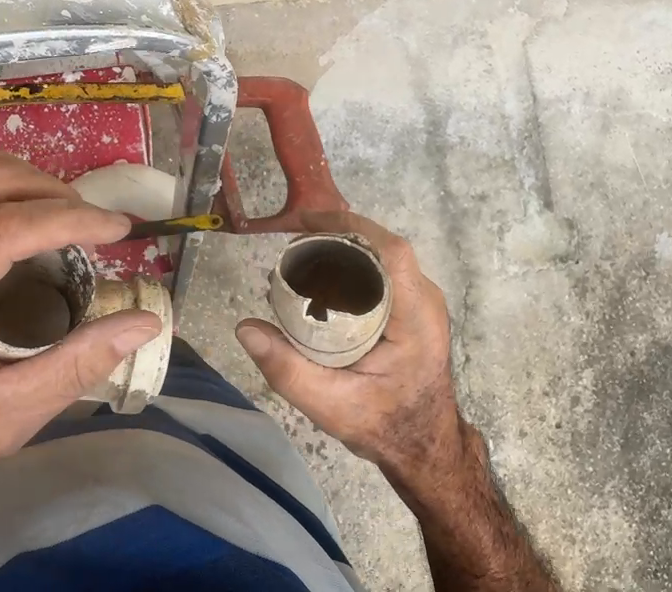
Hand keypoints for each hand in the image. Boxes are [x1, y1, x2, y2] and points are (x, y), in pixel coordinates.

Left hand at [0, 144, 161, 503]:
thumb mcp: (10, 418)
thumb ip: (76, 367)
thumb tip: (145, 323)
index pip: (2, 229)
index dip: (68, 218)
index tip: (119, 230)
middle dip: (58, 195)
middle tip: (99, 230)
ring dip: (34, 180)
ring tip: (69, 217)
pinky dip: (7, 181)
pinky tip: (31, 213)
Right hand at [235, 210, 462, 475]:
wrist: (426, 448)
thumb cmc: (386, 426)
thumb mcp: (332, 406)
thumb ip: (288, 370)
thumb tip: (245, 328)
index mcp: (416, 317)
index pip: (392, 252)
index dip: (351, 226)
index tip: (307, 224)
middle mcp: (425, 299)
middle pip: (382, 246)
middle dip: (336, 234)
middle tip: (291, 245)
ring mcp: (423, 300)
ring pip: (382, 255)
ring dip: (343, 247)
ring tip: (300, 257)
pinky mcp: (414, 305)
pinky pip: (383, 269)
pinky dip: (352, 263)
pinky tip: (322, 275)